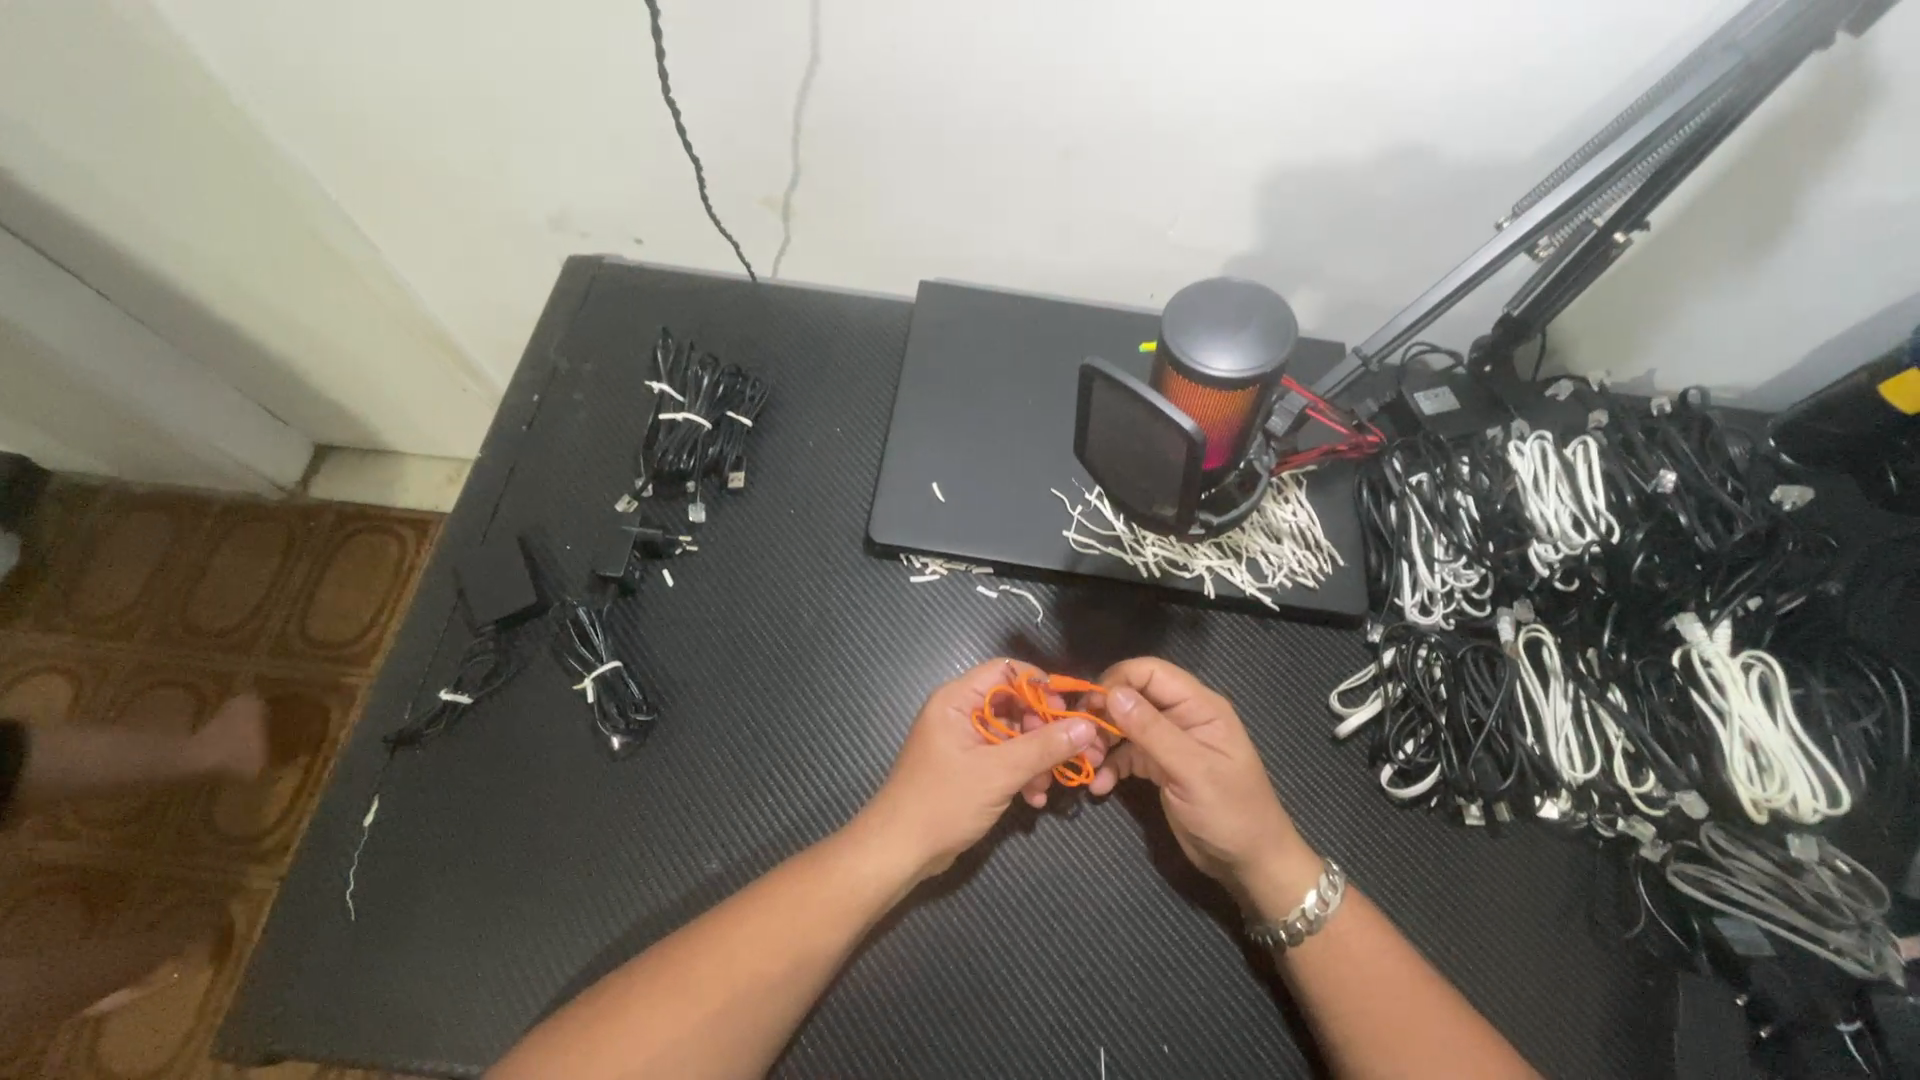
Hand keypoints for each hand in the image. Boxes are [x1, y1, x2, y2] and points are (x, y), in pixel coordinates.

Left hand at [855, 659, 1101, 881]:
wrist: (899, 851)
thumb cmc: (944, 802)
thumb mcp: (999, 772)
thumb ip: (1044, 747)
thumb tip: (1086, 726)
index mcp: (957, 700)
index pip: (1005, 672)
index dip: (1039, 685)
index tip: (1068, 710)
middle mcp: (959, 714)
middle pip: (1014, 705)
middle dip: (1044, 730)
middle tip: (1074, 751)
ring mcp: (963, 743)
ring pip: (1012, 736)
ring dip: (1037, 758)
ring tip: (1052, 783)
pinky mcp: (967, 770)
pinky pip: (1003, 760)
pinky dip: (1022, 775)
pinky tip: (1036, 798)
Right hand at [1089, 658, 1320, 902]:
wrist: (1249, 863)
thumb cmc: (1231, 812)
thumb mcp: (1192, 770)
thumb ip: (1151, 730)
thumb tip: (1111, 694)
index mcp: (1199, 706)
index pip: (1150, 672)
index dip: (1117, 682)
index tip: (1089, 706)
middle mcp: (1182, 716)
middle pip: (1132, 697)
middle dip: (1103, 715)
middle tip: (1082, 741)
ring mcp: (1169, 742)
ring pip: (1124, 726)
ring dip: (1102, 742)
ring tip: (1088, 765)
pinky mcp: (1159, 767)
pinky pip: (1126, 755)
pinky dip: (1111, 767)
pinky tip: (1100, 786)